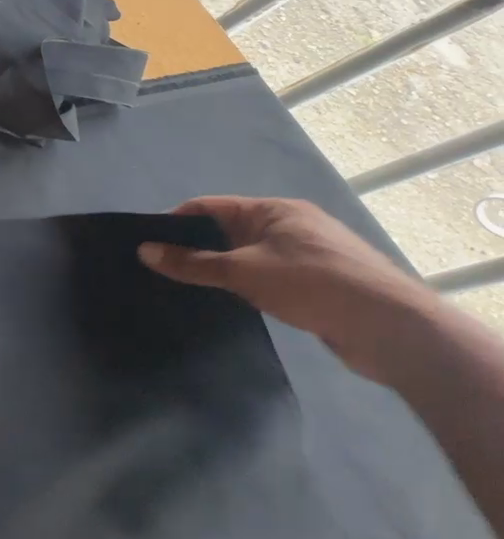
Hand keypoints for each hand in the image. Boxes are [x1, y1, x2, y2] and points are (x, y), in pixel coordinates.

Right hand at [139, 196, 442, 385]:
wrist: (396, 331)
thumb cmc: (313, 284)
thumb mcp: (243, 271)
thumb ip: (191, 263)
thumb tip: (144, 251)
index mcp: (275, 211)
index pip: (209, 207)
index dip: (175, 222)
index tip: (148, 244)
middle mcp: (293, 226)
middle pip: (228, 231)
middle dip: (196, 248)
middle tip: (162, 268)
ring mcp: (311, 255)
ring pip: (248, 256)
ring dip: (222, 269)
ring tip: (190, 287)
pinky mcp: (322, 284)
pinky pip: (269, 276)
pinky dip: (248, 285)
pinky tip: (232, 302)